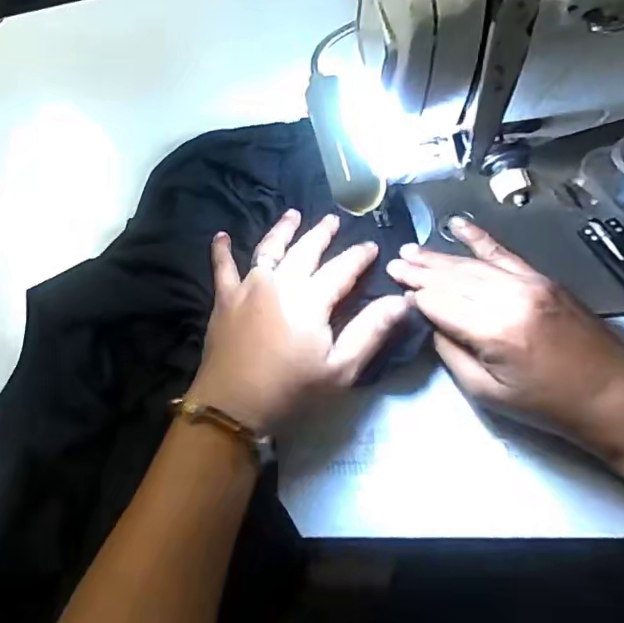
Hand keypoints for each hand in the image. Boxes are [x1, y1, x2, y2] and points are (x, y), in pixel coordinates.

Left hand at [188, 210, 413, 434]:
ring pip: (268, 249)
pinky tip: (221, 236)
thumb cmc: (292, 391)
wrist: (232, 408)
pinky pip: (222, 268)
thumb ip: (371, 330)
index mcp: (311, 298)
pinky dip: (221, 251)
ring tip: (292, 214)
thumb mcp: (341, 368)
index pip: (342, 268)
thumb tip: (402, 300)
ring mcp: (249, 287)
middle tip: (334, 221)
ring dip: (282, 229)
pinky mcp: (225, 299)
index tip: (372, 245)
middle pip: (305, 250)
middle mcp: (280, 282)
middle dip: (322, 233)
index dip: (359, 255)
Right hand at [387, 217, 623, 461]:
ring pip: (472, 263)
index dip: (414, 295)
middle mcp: (508, 297)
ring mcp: (528, 282)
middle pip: (453, 277)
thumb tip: (432, 324)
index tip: (392, 286)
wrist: (615, 396)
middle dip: (421, 270)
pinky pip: (503, 251)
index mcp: (493, 331)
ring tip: (412, 250)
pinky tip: (459, 225)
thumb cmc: (550, 407)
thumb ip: (454, 355)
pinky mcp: (542, 277)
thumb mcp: (490, 394)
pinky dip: (479, 237)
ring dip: (440, 257)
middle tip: (394, 262)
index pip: (439, 303)